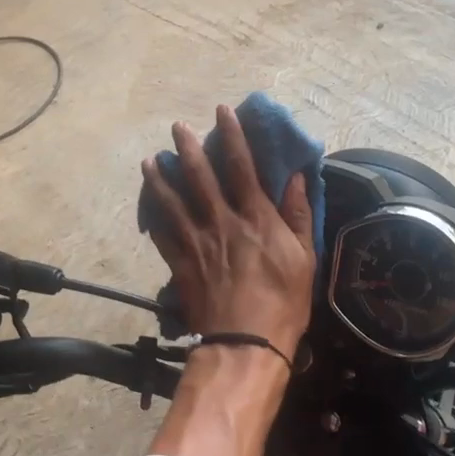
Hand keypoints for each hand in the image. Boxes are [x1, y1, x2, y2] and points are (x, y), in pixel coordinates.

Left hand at [141, 104, 316, 355]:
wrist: (245, 344)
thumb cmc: (283, 302)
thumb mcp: (305, 258)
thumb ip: (298, 215)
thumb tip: (296, 178)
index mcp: (254, 216)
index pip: (241, 165)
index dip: (232, 135)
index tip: (222, 111)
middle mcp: (221, 221)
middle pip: (199, 176)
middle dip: (187, 147)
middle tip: (177, 126)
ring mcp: (197, 242)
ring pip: (172, 201)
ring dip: (160, 178)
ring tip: (150, 160)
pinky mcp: (181, 264)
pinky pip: (163, 235)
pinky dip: (155, 218)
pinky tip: (149, 207)